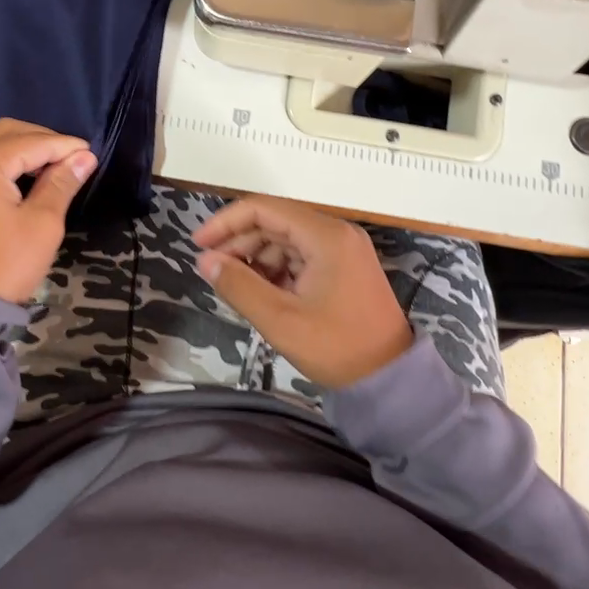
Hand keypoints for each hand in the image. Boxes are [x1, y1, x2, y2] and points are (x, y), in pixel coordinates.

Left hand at [0, 118, 97, 303]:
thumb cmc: (1, 267)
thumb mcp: (42, 225)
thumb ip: (61, 183)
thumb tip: (84, 157)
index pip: (30, 142)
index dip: (63, 145)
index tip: (88, 152)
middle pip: (1, 133)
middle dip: (37, 140)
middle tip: (66, 157)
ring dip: (10, 150)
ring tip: (39, 168)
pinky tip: (5, 181)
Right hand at [193, 196, 412, 388]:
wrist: (390, 379)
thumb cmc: (336, 347)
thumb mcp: (280, 319)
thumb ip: (238, 285)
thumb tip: (205, 261)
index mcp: (325, 236)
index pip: (263, 209)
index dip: (226, 222)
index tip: (198, 244)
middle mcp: (335, 233)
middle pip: (274, 221)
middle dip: (239, 241)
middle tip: (212, 269)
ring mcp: (341, 250)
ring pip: (284, 239)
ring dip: (255, 257)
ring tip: (234, 285)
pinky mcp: (342, 268)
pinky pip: (299, 256)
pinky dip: (275, 268)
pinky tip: (259, 291)